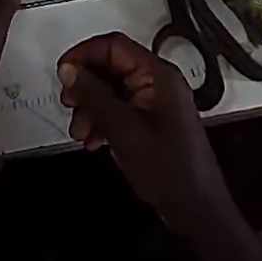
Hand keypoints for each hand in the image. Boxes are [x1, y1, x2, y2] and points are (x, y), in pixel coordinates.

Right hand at [57, 33, 229, 229]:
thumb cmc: (169, 170)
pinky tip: (94, 139)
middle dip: (86, 86)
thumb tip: (68, 70)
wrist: (198, 214)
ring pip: (112, 89)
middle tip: (69, 102)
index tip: (64, 71)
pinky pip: (120, 107)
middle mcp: (158, 82)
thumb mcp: (123, 129)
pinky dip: (103, 119)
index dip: (85, 54)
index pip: (114, 46)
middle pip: (111, 67)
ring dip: (92, 107)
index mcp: (158, 75)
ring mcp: (156, 102)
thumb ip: (93, 95)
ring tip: (81, 131)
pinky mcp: (152, 120)